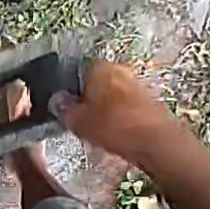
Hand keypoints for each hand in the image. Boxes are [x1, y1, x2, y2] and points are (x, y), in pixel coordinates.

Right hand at [51, 60, 181, 165]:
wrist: (153, 141)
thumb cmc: (114, 126)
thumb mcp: (77, 121)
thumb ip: (63, 109)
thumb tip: (56, 101)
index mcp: (99, 67)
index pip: (76, 70)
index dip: (68, 88)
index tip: (64, 104)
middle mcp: (119, 69)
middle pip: (96, 81)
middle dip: (87, 97)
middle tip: (79, 118)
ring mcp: (136, 83)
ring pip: (111, 93)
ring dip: (103, 106)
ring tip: (96, 128)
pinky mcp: (148, 99)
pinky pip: (125, 104)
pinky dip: (118, 114)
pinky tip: (113, 131)